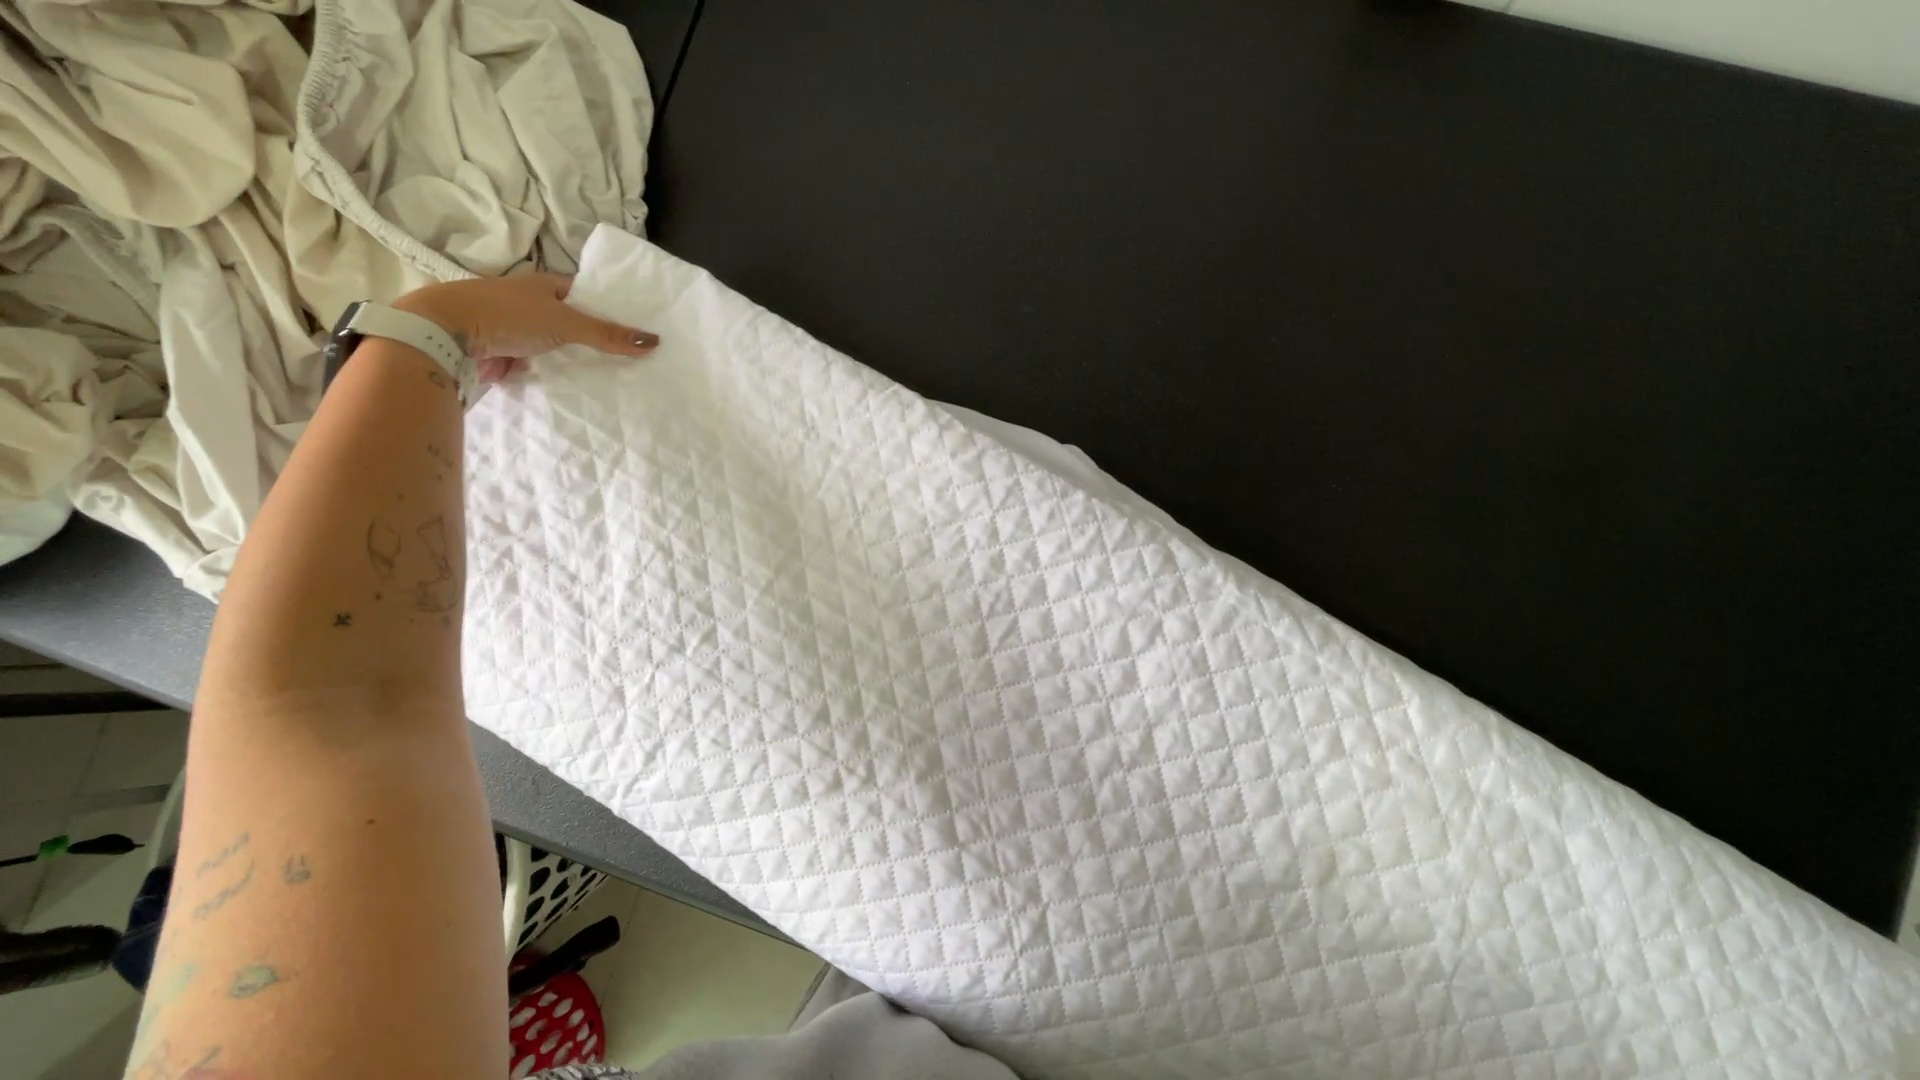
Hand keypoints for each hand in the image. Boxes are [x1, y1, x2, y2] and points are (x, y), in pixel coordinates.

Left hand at [392, 273, 659, 382]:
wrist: (443, 332)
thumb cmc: (507, 315)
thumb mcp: (565, 323)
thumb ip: (607, 335)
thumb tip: (654, 341)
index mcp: (543, 285)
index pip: (584, 295)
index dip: (608, 309)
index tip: (633, 330)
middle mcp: (528, 303)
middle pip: (570, 323)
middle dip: (590, 340)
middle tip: (625, 359)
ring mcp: (511, 329)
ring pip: (550, 347)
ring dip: (566, 360)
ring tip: (602, 378)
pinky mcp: (498, 353)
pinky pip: (531, 366)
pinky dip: (543, 375)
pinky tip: (564, 387)